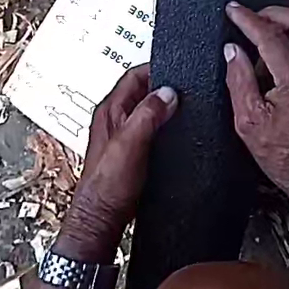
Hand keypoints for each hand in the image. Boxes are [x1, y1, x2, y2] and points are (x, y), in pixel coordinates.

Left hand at [58, 65, 176, 258]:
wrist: (102, 220)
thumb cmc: (107, 186)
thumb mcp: (130, 144)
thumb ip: (148, 114)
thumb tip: (168, 92)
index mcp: (110, 111)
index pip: (134, 75)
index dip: (156, 68)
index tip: (178, 68)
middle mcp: (115, 120)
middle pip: (142, 90)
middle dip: (164, 86)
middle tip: (186, 87)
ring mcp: (123, 135)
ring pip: (147, 109)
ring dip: (164, 106)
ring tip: (184, 105)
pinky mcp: (133, 150)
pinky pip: (151, 127)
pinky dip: (164, 124)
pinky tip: (176, 131)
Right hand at [223, 4, 288, 209]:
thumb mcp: (249, 124)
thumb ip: (239, 81)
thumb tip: (233, 51)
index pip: (271, 36)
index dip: (248, 19)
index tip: (234, 10)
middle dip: (274, 13)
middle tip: (253, 17)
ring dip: (286, 30)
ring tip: (262, 42)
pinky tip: (277, 67)